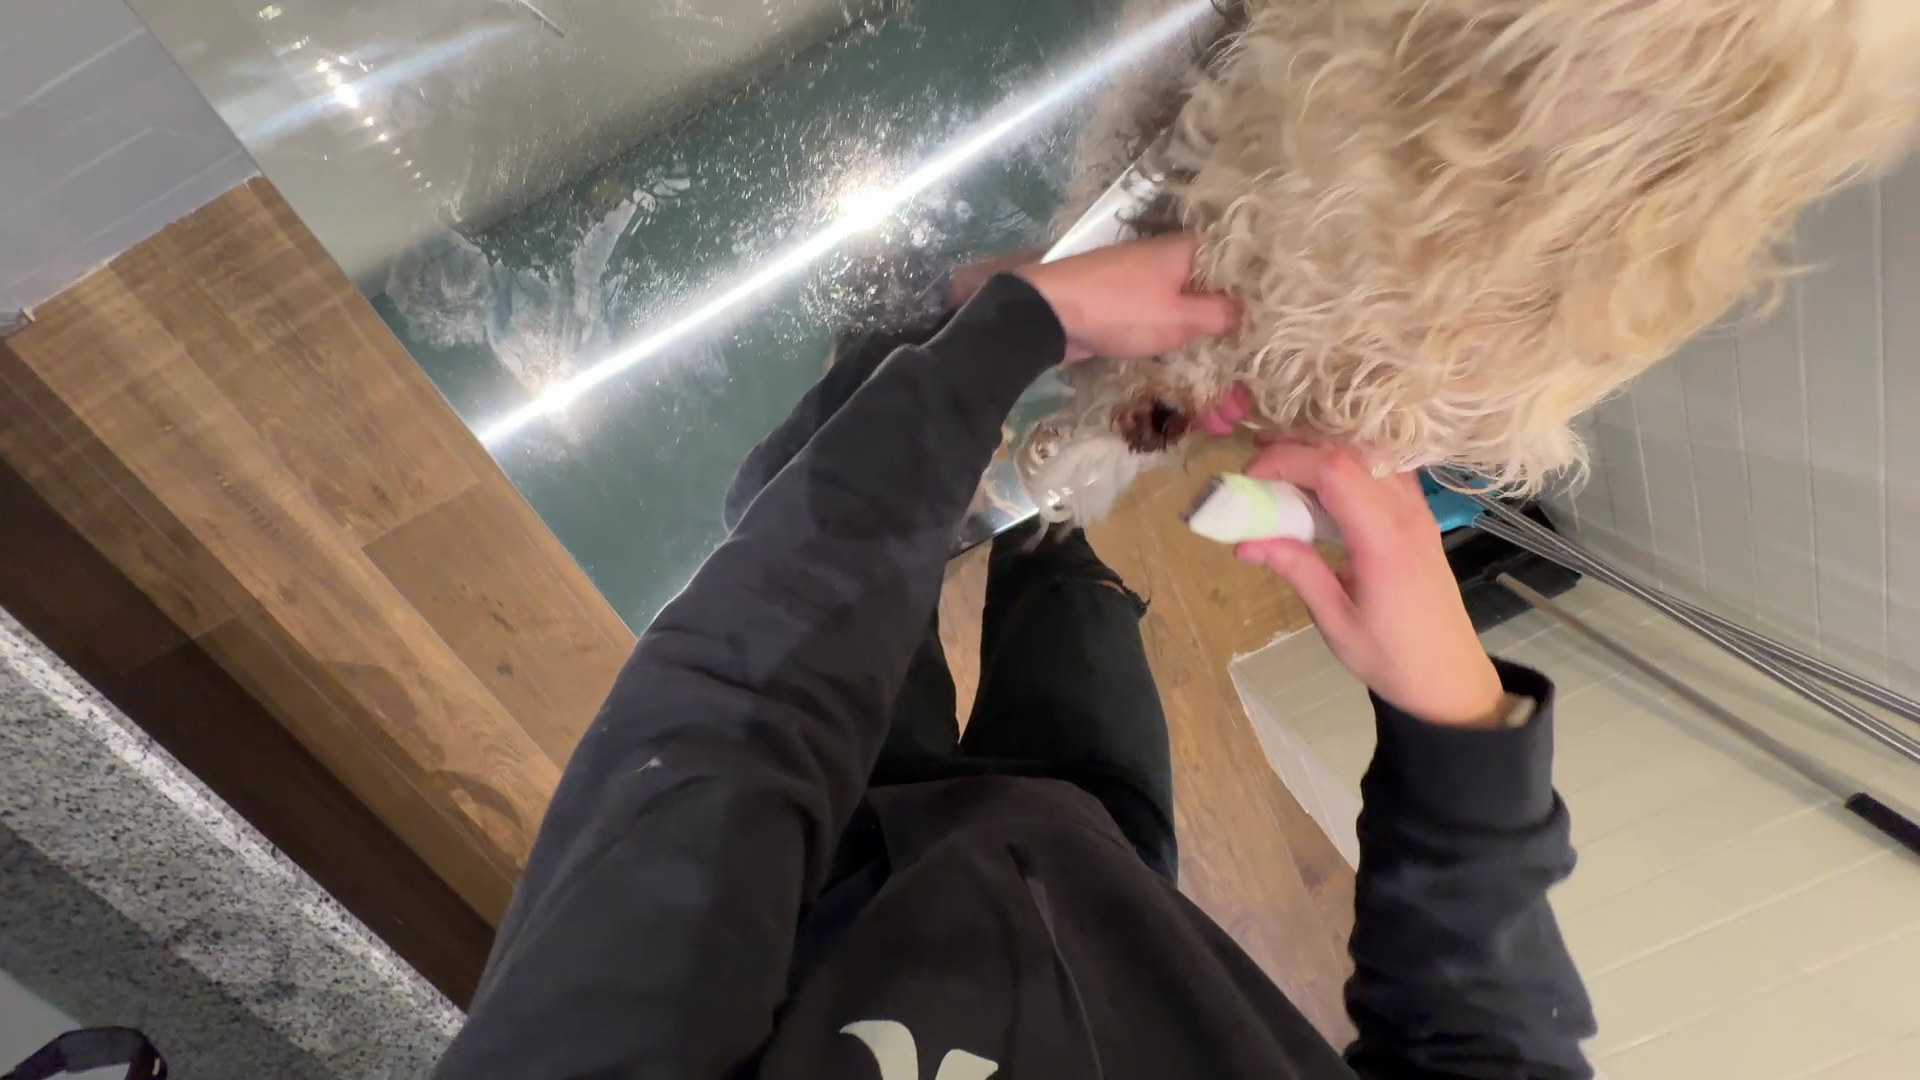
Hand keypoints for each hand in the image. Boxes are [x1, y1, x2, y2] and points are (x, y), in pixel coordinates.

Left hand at [1015, 234, 1240, 362]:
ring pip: (1177, 302)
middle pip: (1205, 282)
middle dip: (1223, 313)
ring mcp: (1137, 279)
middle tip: (1247, 346)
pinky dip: (1165, 333)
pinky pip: (1152, 316)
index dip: (1252, 282)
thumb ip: (1215, 313)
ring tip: (1219, 356)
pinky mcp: (1117, 302)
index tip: (1272, 311)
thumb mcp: (1177, 317)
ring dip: (1193, 327)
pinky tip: (1179, 354)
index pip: (1232, 257)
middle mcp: (1164, 257)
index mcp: (1185, 249)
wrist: (1049, 314)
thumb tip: (1244, 311)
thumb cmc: (1121, 310)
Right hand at [1234, 442, 1505, 727]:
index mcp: (1384, 541)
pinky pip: (1382, 469)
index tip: (1249, 479)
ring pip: (1370, 453)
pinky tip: (1318, 480)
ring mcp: (1417, 511)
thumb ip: (1296, 571)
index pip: (1335, 470)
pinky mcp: (1417, 516)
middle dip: (1298, 444)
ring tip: (1279, 462)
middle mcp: (1407, 514)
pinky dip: (1345, 462)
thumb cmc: (1391, 657)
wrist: (1450, 678)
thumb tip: (1244, 543)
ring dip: (1321, 448)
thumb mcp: (1335, 620)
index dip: (1287, 461)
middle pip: (1352, 450)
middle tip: (1255, 458)